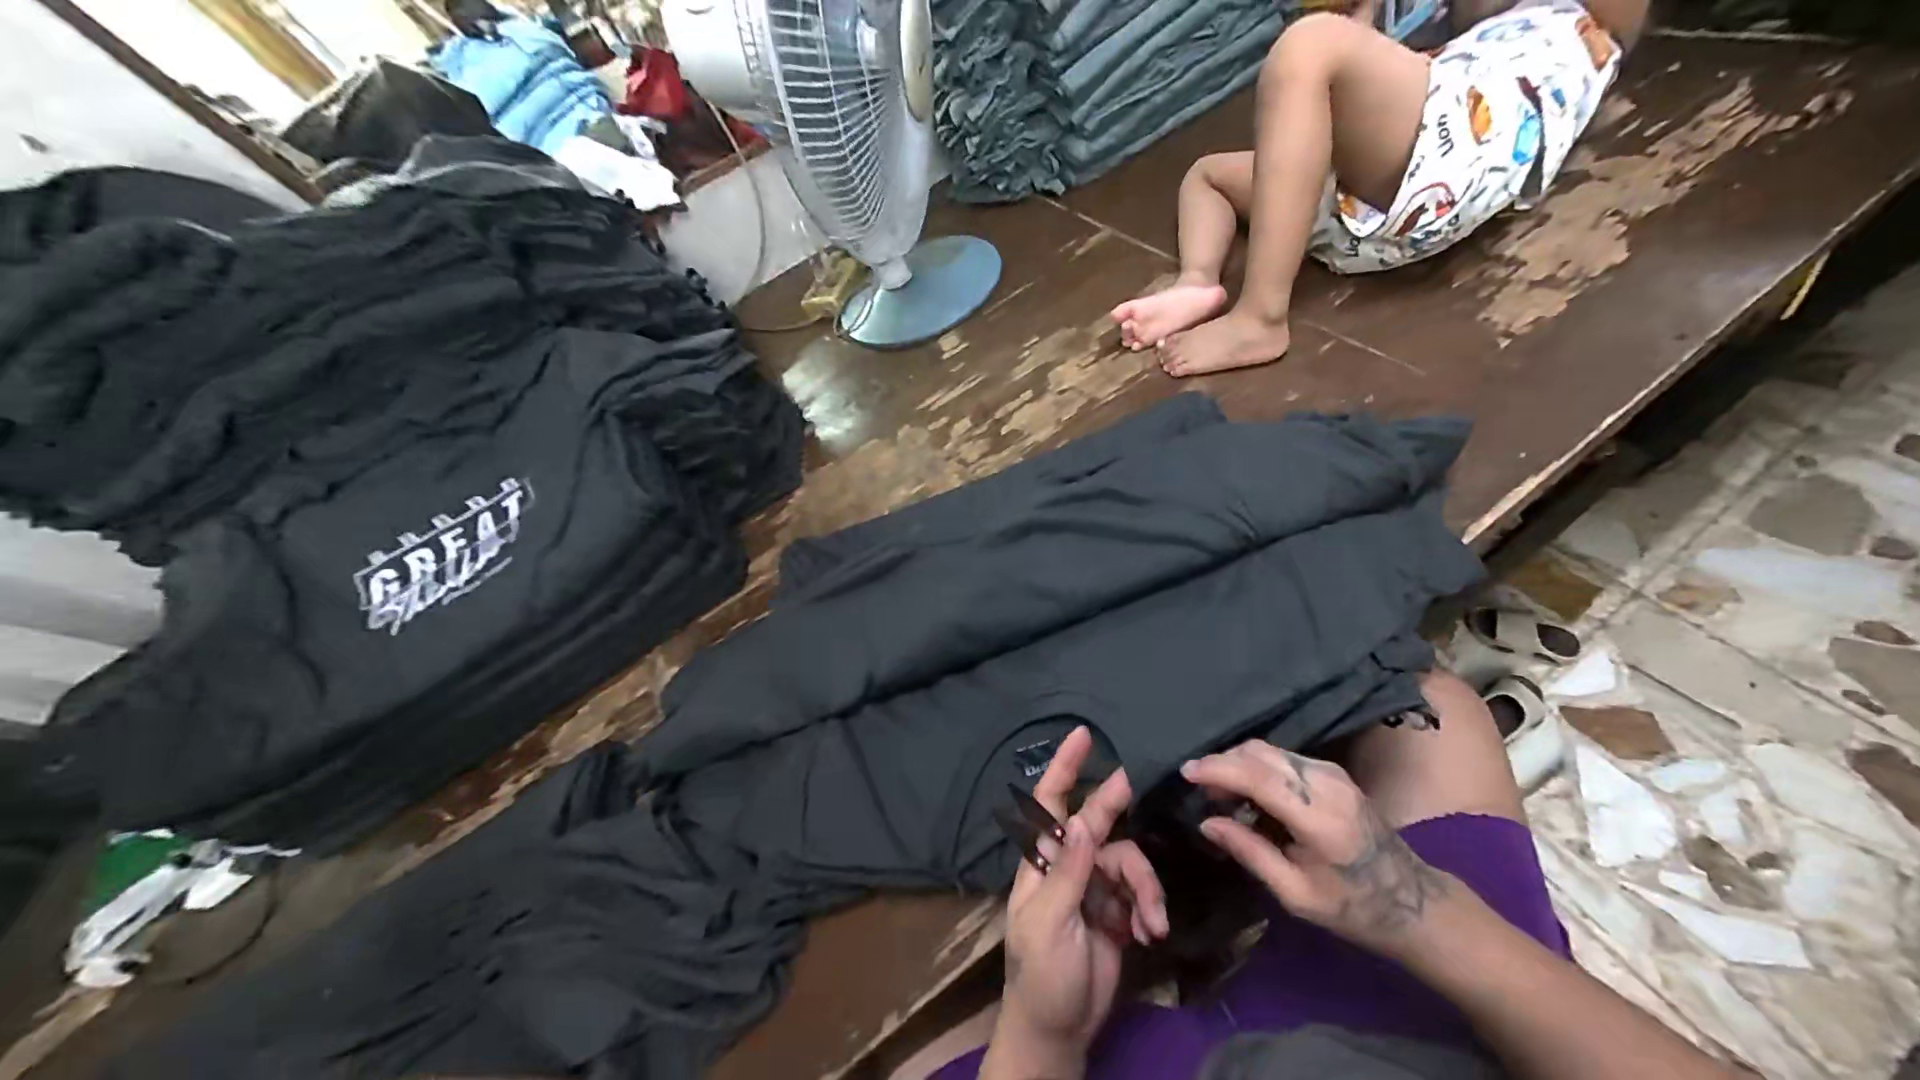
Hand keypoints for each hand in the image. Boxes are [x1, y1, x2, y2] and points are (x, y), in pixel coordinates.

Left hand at [986, 727, 1168, 1075]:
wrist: (1061, 1029)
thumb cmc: (1042, 973)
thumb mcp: (1050, 923)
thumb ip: (1067, 872)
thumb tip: (1082, 819)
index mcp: (1043, 860)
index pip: (1050, 803)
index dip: (1063, 767)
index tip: (1082, 735)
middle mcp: (1070, 863)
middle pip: (1100, 823)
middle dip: (1118, 809)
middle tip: (1140, 784)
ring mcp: (1095, 886)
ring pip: (1129, 860)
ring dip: (1145, 889)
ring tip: (1150, 924)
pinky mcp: (1118, 910)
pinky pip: (1141, 892)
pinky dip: (1149, 909)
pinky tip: (1150, 934)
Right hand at [1181, 740, 1453, 959]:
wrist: (1415, 902)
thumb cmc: (1353, 907)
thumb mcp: (1296, 894)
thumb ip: (1250, 852)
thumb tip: (1207, 823)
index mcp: (1318, 818)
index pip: (1257, 776)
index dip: (1217, 769)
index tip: (1185, 772)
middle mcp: (1325, 784)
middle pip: (1259, 753)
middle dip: (1222, 763)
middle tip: (1200, 788)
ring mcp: (1332, 773)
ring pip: (1269, 750)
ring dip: (1238, 763)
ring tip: (1221, 793)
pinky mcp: (1333, 772)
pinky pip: (1283, 757)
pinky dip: (1257, 766)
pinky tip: (1248, 791)